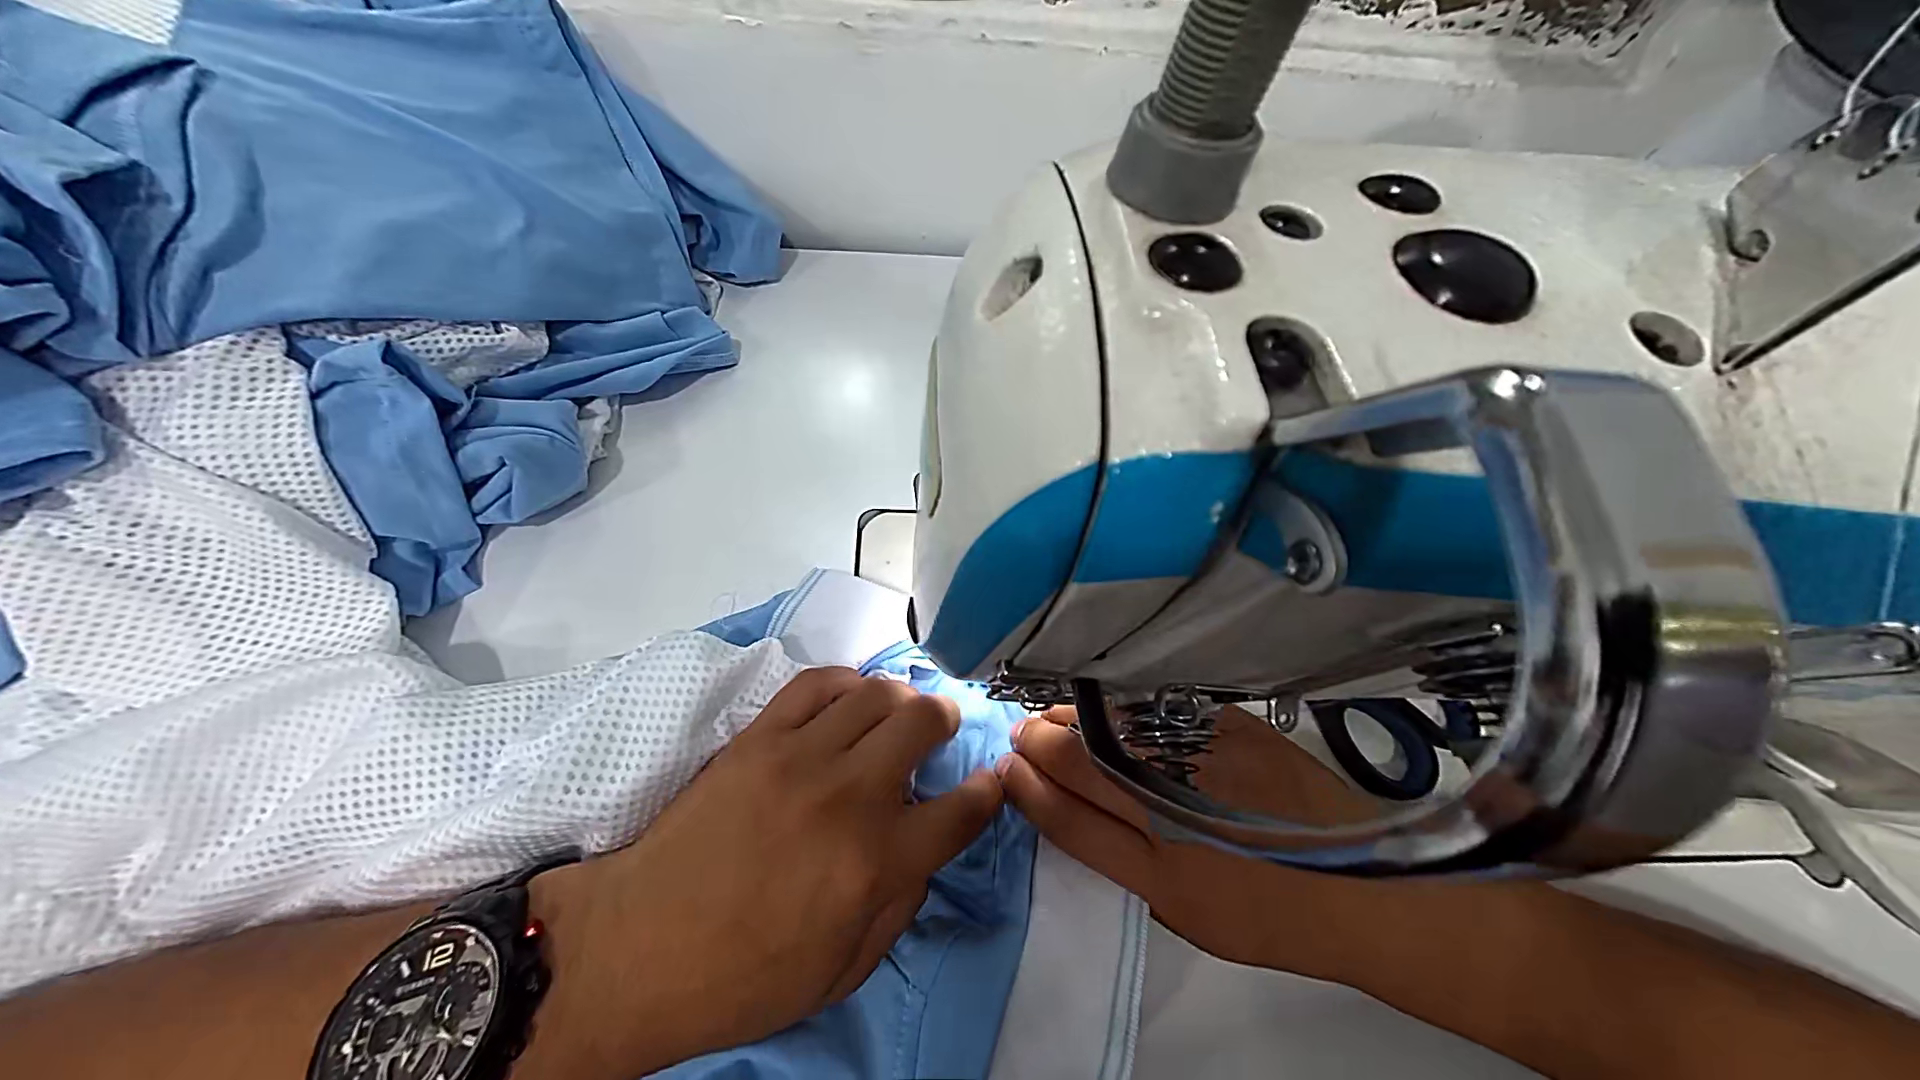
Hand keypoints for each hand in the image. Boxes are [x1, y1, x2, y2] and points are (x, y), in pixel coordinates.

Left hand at [521, 668, 1003, 1076]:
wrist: (639, 949)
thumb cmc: (745, 976)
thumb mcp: (845, 972)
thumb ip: (901, 904)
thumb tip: (924, 849)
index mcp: (878, 862)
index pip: (963, 809)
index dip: (987, 790)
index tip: (988, 781)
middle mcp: (850, 797)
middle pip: (924, 722)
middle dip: (947, 719)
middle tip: (940, 730)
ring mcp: (801, 758)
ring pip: (876, 692)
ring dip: (900, 697)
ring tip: (896, 712)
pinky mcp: (759, 738)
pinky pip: (815, 684)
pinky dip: (844, 682)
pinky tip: (848, 700)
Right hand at [997, 705, 1414, 978]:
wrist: (1358, 881)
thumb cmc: (1264, 914)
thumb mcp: (1180, 912)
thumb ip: (1116, 860)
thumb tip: (1061, 806)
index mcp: (1157, 870)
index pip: (1065, 816)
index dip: (1026, 789)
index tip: (1006, 771)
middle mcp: (1172, 806)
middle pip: (1075, 761)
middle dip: (1034, 744)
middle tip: (1019, 736)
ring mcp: (1198, 756)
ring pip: (1105, 726)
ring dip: (1063, 718)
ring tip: (1047, 719)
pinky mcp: (1224, 723)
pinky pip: (1146, 706)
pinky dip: (1110, 704)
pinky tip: (1098, 705)